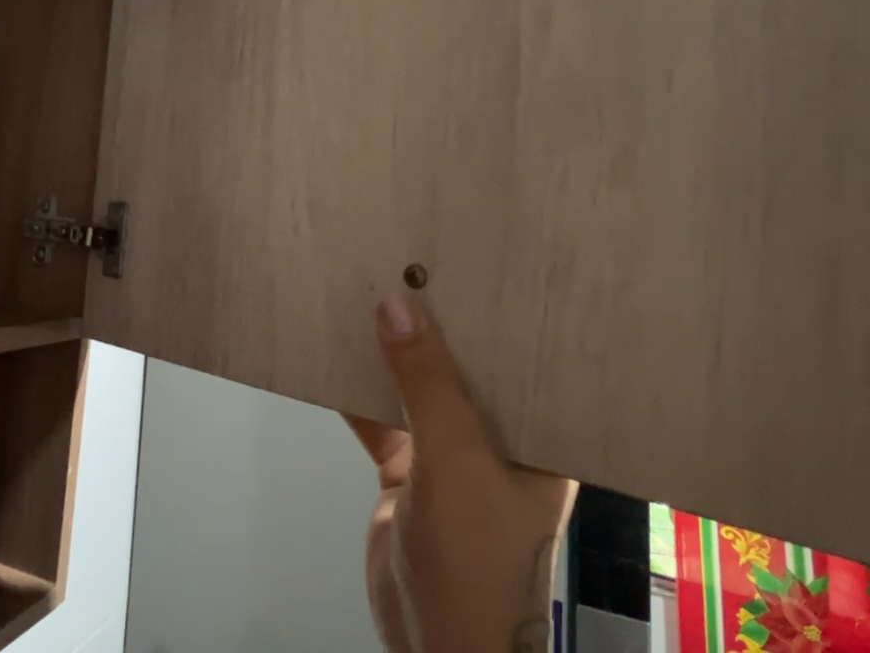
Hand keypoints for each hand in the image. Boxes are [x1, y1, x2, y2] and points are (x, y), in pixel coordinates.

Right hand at [345, 291, 577, 652]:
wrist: (431, 644)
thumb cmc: (473, 555)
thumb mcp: (454, 461)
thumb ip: (425, 384)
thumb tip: (395, 302)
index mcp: (538, 433)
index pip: (522, 359)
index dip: (497, 311)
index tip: (470, 256)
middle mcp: (497, 437)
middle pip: (463, 367)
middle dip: (435, 321)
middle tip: (406, 256)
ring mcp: (448, 454)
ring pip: (416, 389)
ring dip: (390, 352)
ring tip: (364, 287)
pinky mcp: (406, 470)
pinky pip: (380, 417)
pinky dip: (356, 390)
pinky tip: (330, 351)